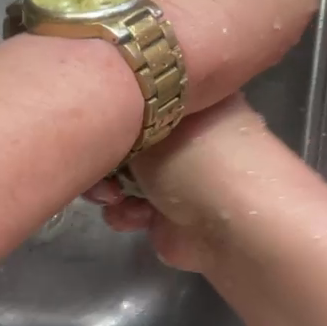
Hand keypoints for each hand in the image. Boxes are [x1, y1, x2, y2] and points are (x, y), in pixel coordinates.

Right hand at [94, 94, 304, 272]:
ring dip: (110, 191)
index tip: (94, 126)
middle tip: (95, 169)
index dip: (113, 114)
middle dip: (104, 160)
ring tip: (112, 198)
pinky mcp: (169, 214)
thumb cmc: (195, 158)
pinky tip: (132, 217)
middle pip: (125, 142)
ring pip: (122, 178)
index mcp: (192, 102)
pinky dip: (125, 214)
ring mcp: (179, 177)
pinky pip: (129, 209)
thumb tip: (103, 130)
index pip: (140, 100)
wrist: (232, 225)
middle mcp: (187, 137)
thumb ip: (116, 124)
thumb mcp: (144, 125)